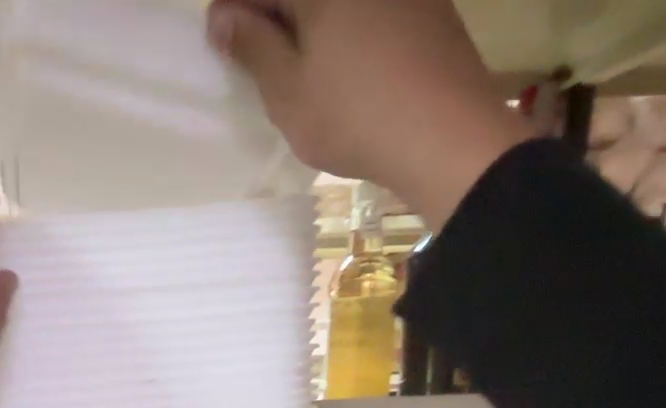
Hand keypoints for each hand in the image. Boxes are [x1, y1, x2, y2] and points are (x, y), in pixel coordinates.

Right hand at [207, 0, 533, 229]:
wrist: (447, 135)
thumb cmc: (353, 114)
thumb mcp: (287, 90)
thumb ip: (252, 46)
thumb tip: (221, 15)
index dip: (235, 8)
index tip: (218, 34)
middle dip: (272, 13)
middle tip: (251, 51)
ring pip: (337, 5)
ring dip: (306, 23)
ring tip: (292, 61)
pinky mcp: (428, 7)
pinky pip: (369, 10)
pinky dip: (344, 26)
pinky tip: (338, 62)